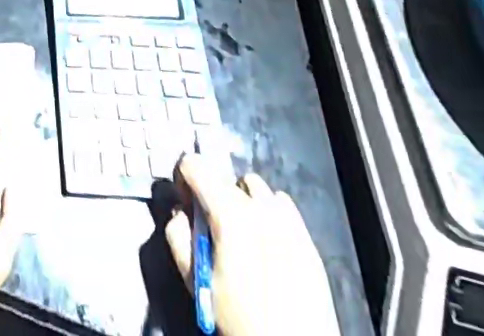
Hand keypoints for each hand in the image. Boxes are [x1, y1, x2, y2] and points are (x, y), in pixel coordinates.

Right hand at [165, 156, 341, 335]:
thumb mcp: (196, 281)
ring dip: (239, 199)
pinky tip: (266, 239)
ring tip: (240, 232)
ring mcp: (285, 217)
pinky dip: (267, 210)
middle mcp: (257, 206)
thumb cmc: (240, 318)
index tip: (186, 204)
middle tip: (211, 229)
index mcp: (228, 213)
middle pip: (222, 178)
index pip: (194, 165)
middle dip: (210, 196)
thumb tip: (180, 212)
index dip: (183, 180)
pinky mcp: (305, 233)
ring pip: (252, 186)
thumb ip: (178, 236)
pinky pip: (280, 203)